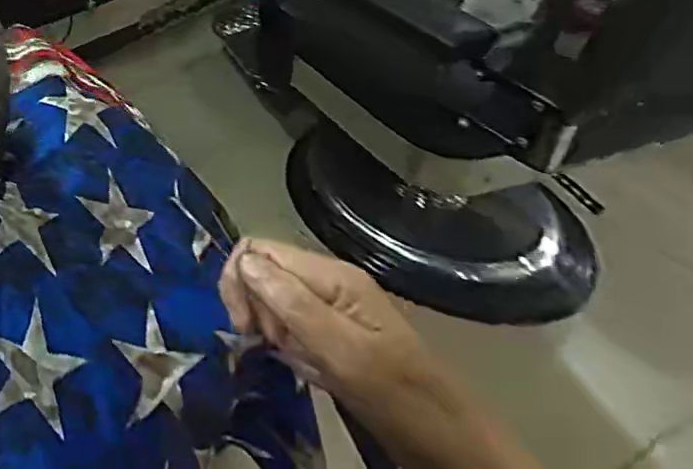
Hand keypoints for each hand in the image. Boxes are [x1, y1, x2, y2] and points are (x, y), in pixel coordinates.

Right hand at [219, 238, 433, 401]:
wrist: (452, 443)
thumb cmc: (400, 395)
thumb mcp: (345, 353)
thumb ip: (293, 304)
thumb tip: (245, 263)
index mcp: (331, 274)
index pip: (260, 250)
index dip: (239, 280)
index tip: (243, 326)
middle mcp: (327, 280)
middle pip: (262, 270)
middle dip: (253, 306)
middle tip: (266, 344)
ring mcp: (330, 306)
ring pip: (272, 298)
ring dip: (269, 329)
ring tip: (292, 359)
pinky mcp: (332, 331)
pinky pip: (290, 324)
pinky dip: (285, 343)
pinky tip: (302, 366)